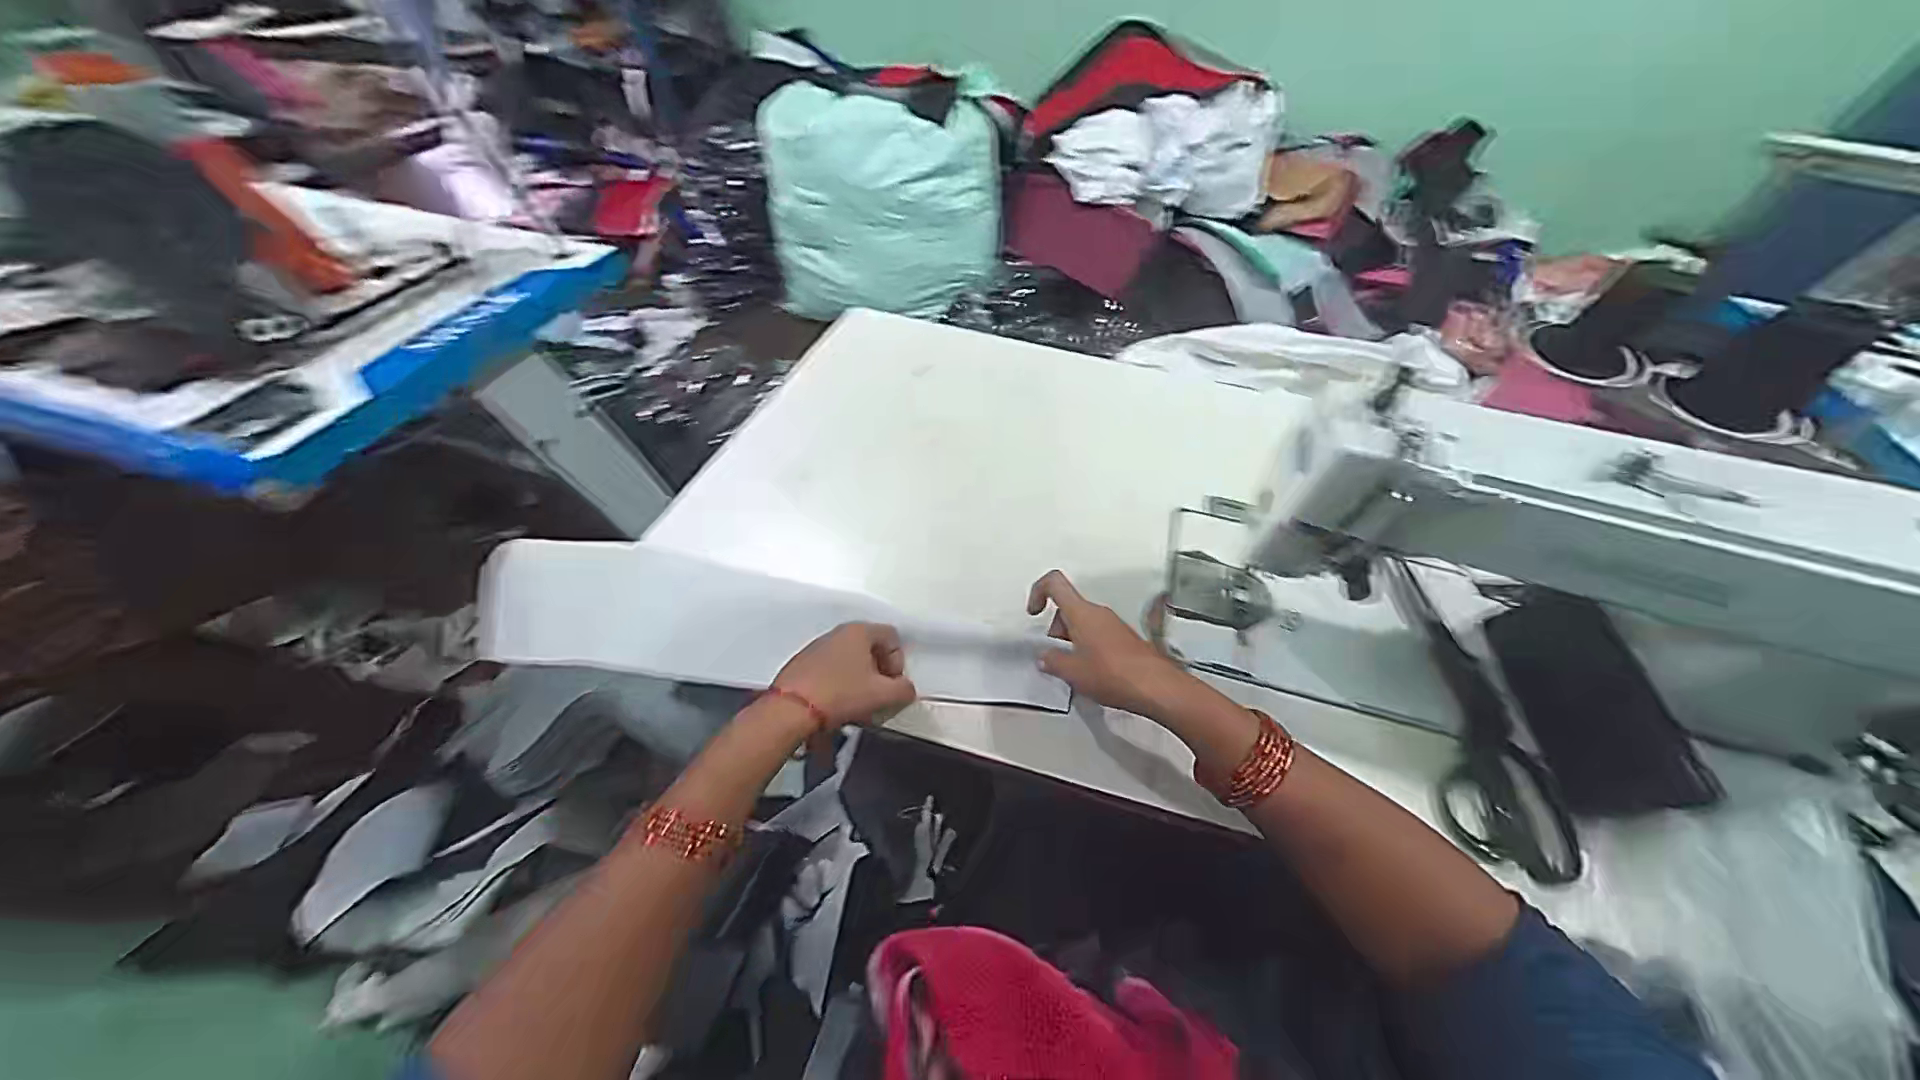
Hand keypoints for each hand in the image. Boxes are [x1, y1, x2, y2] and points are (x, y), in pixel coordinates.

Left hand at [772, 622, 918, 730]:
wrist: (789, 709)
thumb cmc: (841, 694)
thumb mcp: (882, 695)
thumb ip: (904, 690)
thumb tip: (905, 689)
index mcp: (859, 631)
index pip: (892, 637)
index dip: (898, 662)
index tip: (892, 685)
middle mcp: (838, 632)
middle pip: (870, 648)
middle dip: (879, 673)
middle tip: (878, 696)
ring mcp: (817, 647)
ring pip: (850, 660)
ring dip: (860, 680)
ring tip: (857, 706)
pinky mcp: (801, 663)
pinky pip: (830, 669)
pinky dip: (839, 684)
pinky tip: (836, 706)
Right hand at [1027, 570, 1189, 716]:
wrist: (1156, 687)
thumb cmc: (1117, 674)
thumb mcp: (1072, 672)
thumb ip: (1052, 661)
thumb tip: (1046, 657)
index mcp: (1082, 613)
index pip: (1054, 584)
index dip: (1038, 592)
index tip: (1034, 610)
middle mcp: (1099, 613)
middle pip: (1068, 608)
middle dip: (1055, 629)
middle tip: (1055, 654)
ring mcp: (1113, 625)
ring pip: (1083, 622)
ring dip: (1072, 640)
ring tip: (1074, 669)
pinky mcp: (1124, 639)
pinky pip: (1098, 634)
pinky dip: (1088, 647)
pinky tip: (1091, 672)